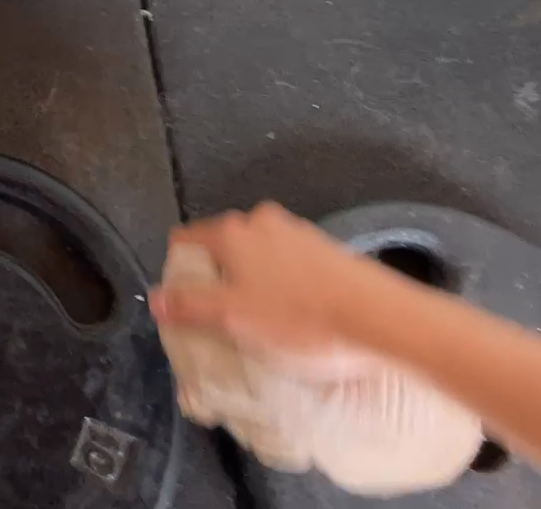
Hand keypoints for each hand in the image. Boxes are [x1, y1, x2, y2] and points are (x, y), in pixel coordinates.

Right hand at [150, 202, 403, 359]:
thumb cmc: (300, 318)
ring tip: (267, 320)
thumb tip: (155, 298)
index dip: (179, 269)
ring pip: (258, 254)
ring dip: (255, 280)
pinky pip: (290, 262)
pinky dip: (286, 283)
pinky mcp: (328, 247)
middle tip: (228, 315)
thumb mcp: (234, 318)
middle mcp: (259, 221)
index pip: (185, 239)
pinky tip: (301, 314)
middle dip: (219, 276)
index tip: (189, 300)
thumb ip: (188, 305)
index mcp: (231, 231)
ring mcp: (296, 231)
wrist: (385, 320)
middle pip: (222, 245)